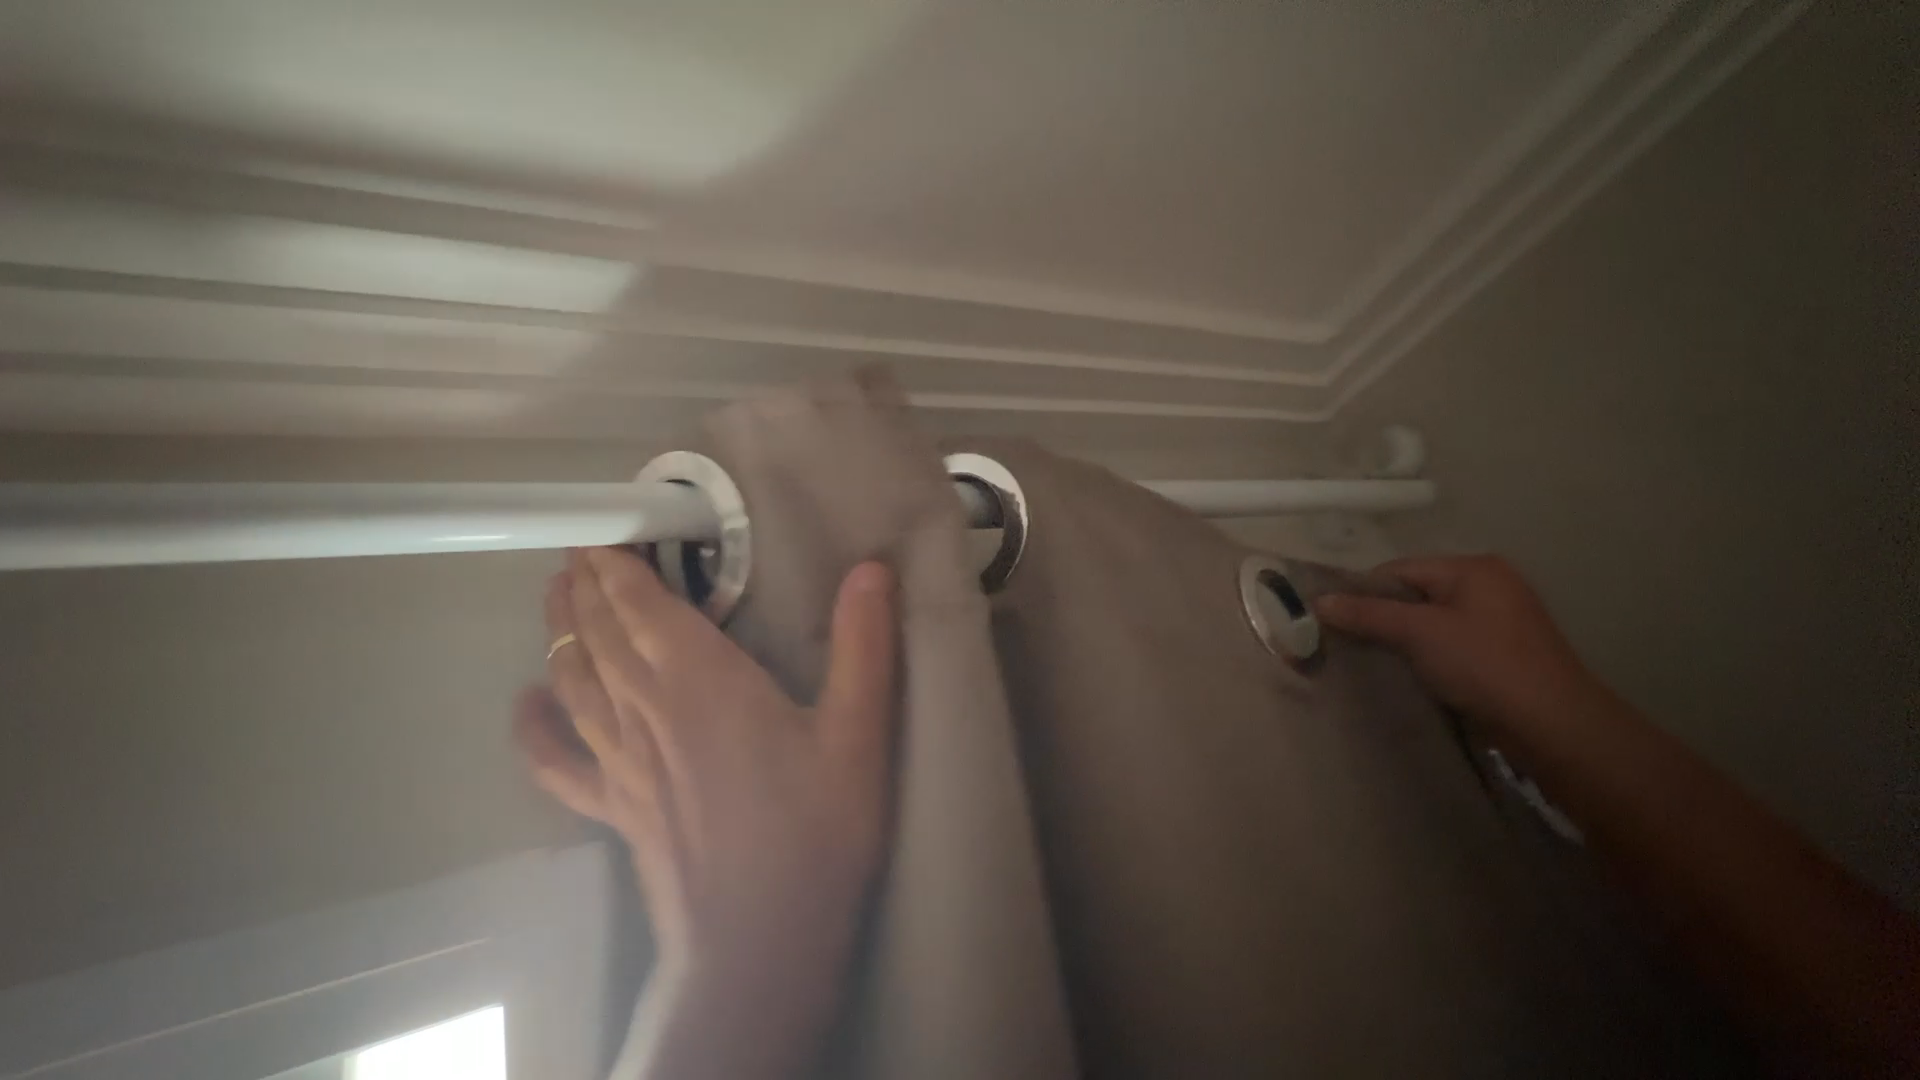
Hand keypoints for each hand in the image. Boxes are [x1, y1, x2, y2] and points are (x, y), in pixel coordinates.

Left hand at [512, 548, 898, 993]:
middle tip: (579, 552)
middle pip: (599, 634)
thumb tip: (872, 568)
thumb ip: (863, 645)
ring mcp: (621, 762)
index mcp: (701, 681)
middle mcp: (647, 710)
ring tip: (556, 599)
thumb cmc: (817, 830)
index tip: (604, 529)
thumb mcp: (859, 733)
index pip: (641, 605)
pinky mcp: (615, 808)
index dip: (617, 564)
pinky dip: (534, 729)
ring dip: (561, 633)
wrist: (761, 941)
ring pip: (574, 680)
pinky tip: (525, 706)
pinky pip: (557, 761)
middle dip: (586, 587)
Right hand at [1313, 555, 1604, 737]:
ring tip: (1372, 662)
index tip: (1333, 623)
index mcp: (1473, 568)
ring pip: (1428, 622)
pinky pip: (1447, 645)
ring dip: (1400, 640)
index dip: (1362, 594)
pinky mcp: (1500, 655)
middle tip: (1347, 645)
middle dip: (1379, 618)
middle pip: (1413, 595)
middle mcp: (1488, 586)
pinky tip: (1407, 675)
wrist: (1553, 726)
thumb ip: (1367, 613)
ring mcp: (1498, 622)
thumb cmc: (1484, 665)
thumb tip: (1318, 601)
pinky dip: (1424, 656)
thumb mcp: (1418, 633)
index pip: (1398, 570)